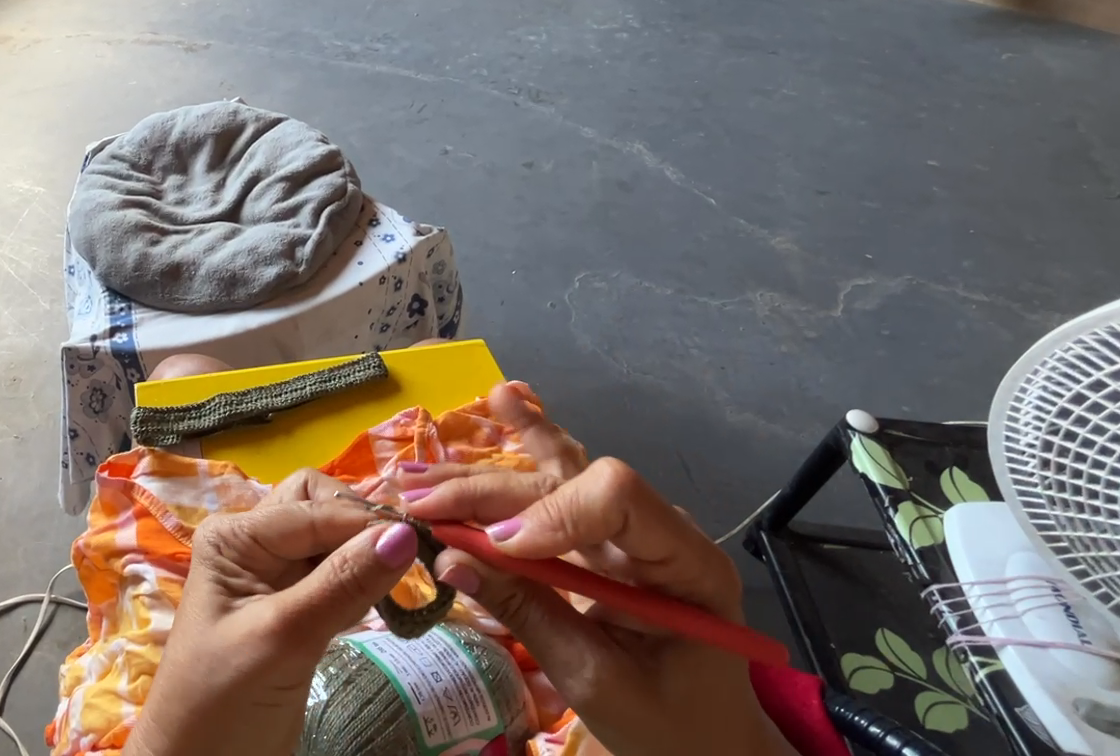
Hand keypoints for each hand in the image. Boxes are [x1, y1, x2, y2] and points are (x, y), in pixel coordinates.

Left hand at [124, 471, 417, 755]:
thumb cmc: (224, 702)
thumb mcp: (283, 638)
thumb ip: (342, 584)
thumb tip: (403, 534)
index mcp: (235, 535)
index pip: (311, 508)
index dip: (364, 521)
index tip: (420, 542)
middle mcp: (254, 543)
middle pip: (320, 507)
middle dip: (361, 525)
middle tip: (407, 558)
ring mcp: (275, 575)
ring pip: (333, 539)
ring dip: (366, 552)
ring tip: (401, 580)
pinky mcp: (296, 607)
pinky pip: (338, 575)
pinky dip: (363, 582)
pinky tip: (381, 602)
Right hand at [400, 384, 791, 755]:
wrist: (703, 741)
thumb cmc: (670, 725)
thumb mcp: (600, 683)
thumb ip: (528, 614)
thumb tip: (447, 561)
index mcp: (684, 562)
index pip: (615, 498)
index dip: (549, 513)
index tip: (495, 547)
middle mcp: (653, 525)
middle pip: (561, 483)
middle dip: (485, 494)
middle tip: (417, 504)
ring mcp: (621, 523)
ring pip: (546, 475)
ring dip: (478, 475)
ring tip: (416, 475)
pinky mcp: (593, 528)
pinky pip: (553, 479)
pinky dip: (522, 440)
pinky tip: (502, 399)